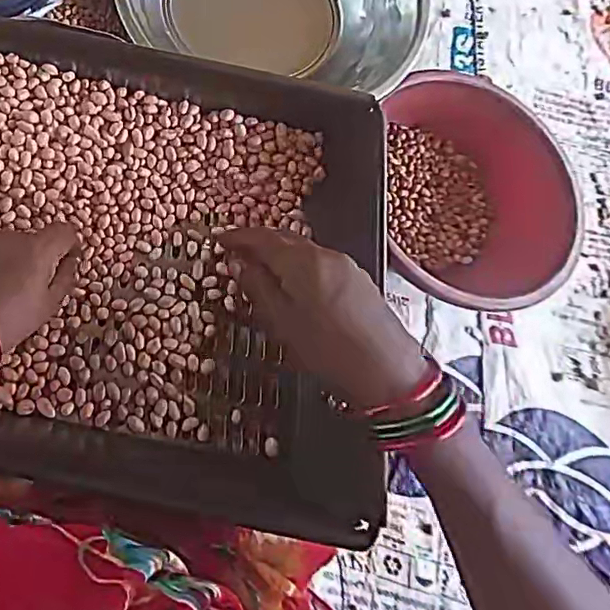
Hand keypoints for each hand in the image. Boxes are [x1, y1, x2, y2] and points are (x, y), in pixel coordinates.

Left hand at [0, 224, 83, 351]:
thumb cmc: (8, 320)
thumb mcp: (47, 306)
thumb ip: (65, 278)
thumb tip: (71, 261)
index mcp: (38, 249)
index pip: (64, 231)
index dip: (69, 245)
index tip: (67, 260)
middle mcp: (12, 236)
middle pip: (33, 241)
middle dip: (35, 259)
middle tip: (28, 290)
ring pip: (7, 246)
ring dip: (9, 261)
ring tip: (0, 292)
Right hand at [216, 228, 429, 410]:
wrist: (389, 372)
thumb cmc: (327, 350)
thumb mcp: (280, 321)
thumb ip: (257, 286)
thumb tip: (239, 263)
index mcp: (301, 262)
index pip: (261, 238)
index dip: (238, 236)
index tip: (219, 239)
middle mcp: (325, 255)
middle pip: (284, 238)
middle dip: (257, 241)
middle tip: (235, 250)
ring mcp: (345, 265)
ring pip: (302, 249)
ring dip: (278, 252)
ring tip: (259, 267)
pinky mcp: (358, 279)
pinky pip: (318, 261)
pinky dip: (297, 263)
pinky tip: (290, 280)